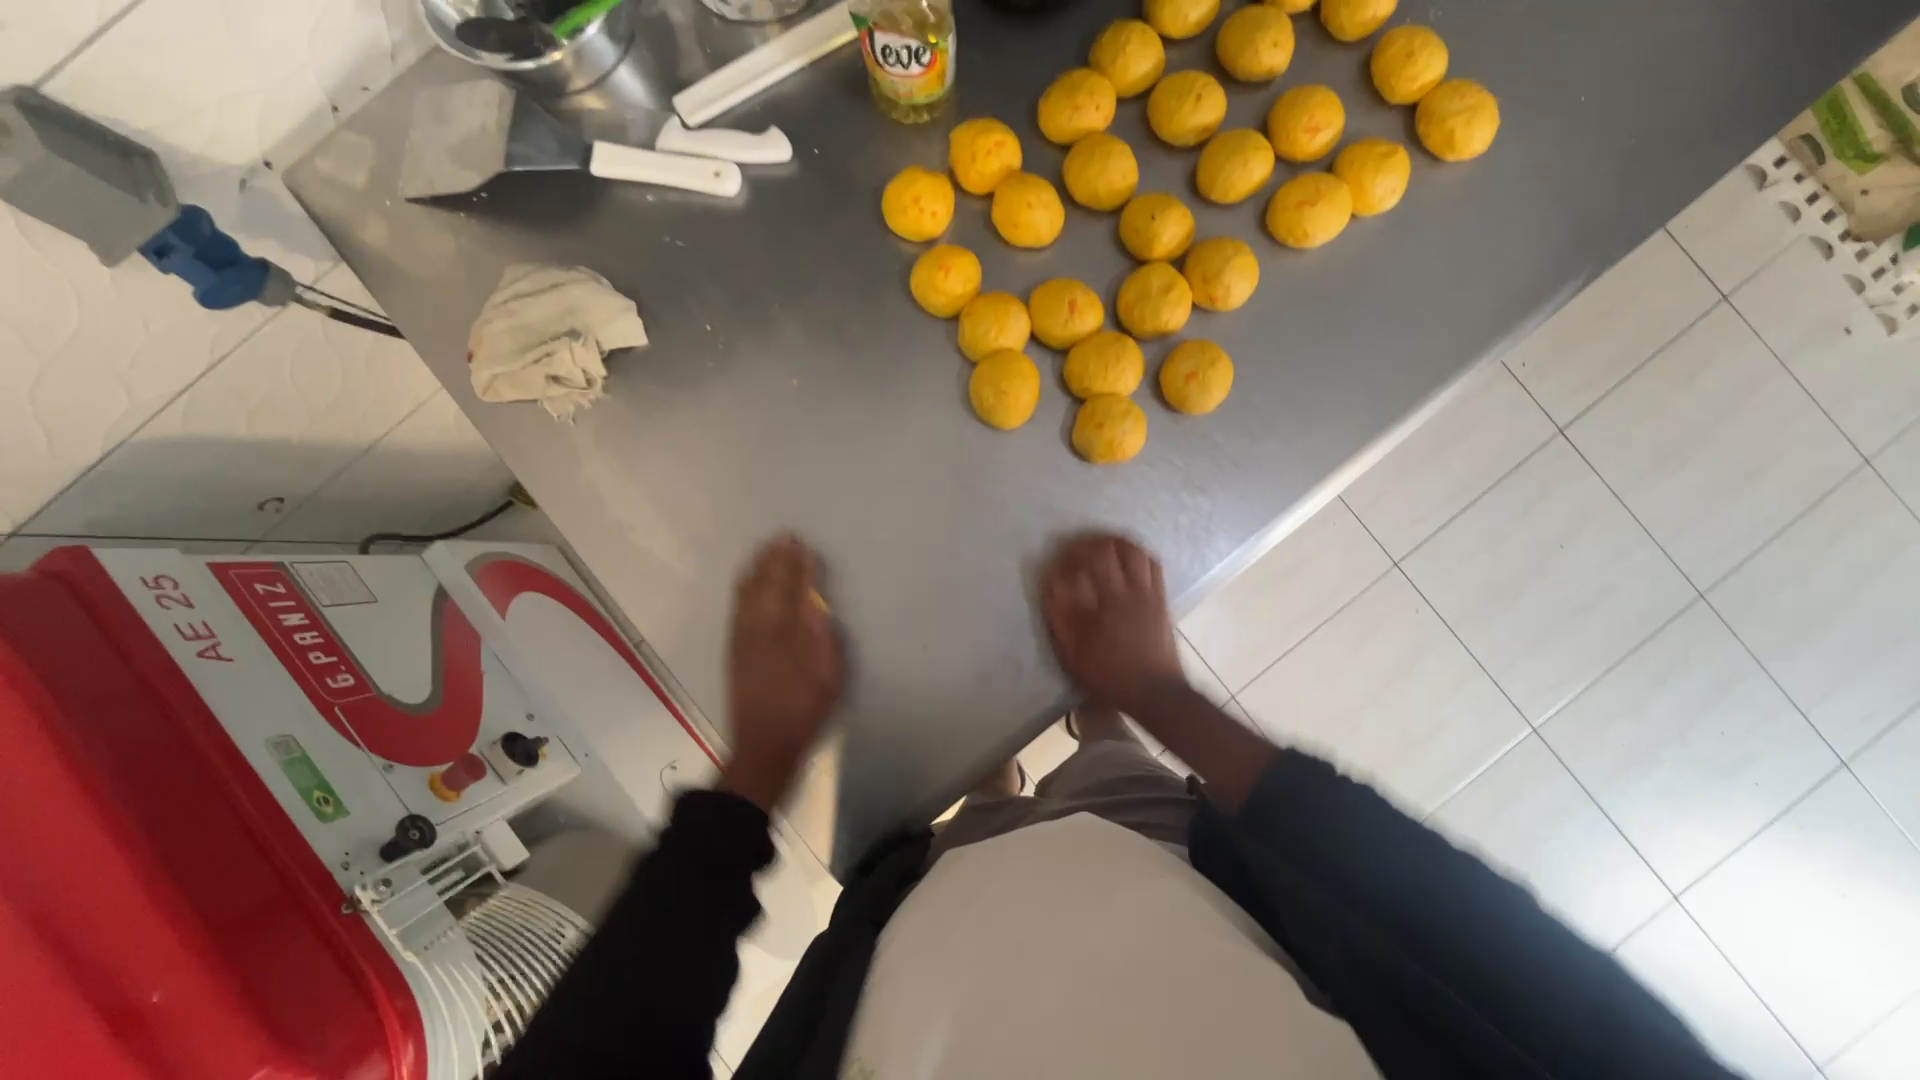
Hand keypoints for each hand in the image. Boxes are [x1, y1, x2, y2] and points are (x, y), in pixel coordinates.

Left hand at [719, 535, 842, 809]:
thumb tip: (814, 605)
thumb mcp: (827, 676)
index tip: (804, 546)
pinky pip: (737, 607)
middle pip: (767, 585)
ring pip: (748, 593)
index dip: (799, 567)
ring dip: (758, 569)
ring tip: (766, 549)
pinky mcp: (734, 649)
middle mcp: (760, 629)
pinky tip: (747, 581)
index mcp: (786, 633)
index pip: (794, 589)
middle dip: (777, 560)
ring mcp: (743, 638)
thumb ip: (820, 637)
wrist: (763, 745)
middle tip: (784, 537)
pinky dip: (743, 587)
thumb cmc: (804, 711)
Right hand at [1041, 533, 1185, 713]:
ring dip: (1113, 541)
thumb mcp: (1073, 654)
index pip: (1081, 563)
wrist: (1156, 691)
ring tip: (1099, 544)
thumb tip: (1050, 584)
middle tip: (1074, 547)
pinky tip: (1127, 556)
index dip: (1066, 554)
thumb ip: (1060, 617)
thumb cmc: (1110, 676)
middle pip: (1108, 549)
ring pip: (1134, 551)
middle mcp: (1127, 590)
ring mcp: (1148, 592)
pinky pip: (1153, 563)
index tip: (1055, 557)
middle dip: (1087, 542)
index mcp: (1103, 603)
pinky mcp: (1161, 597)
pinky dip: (1137, 552)